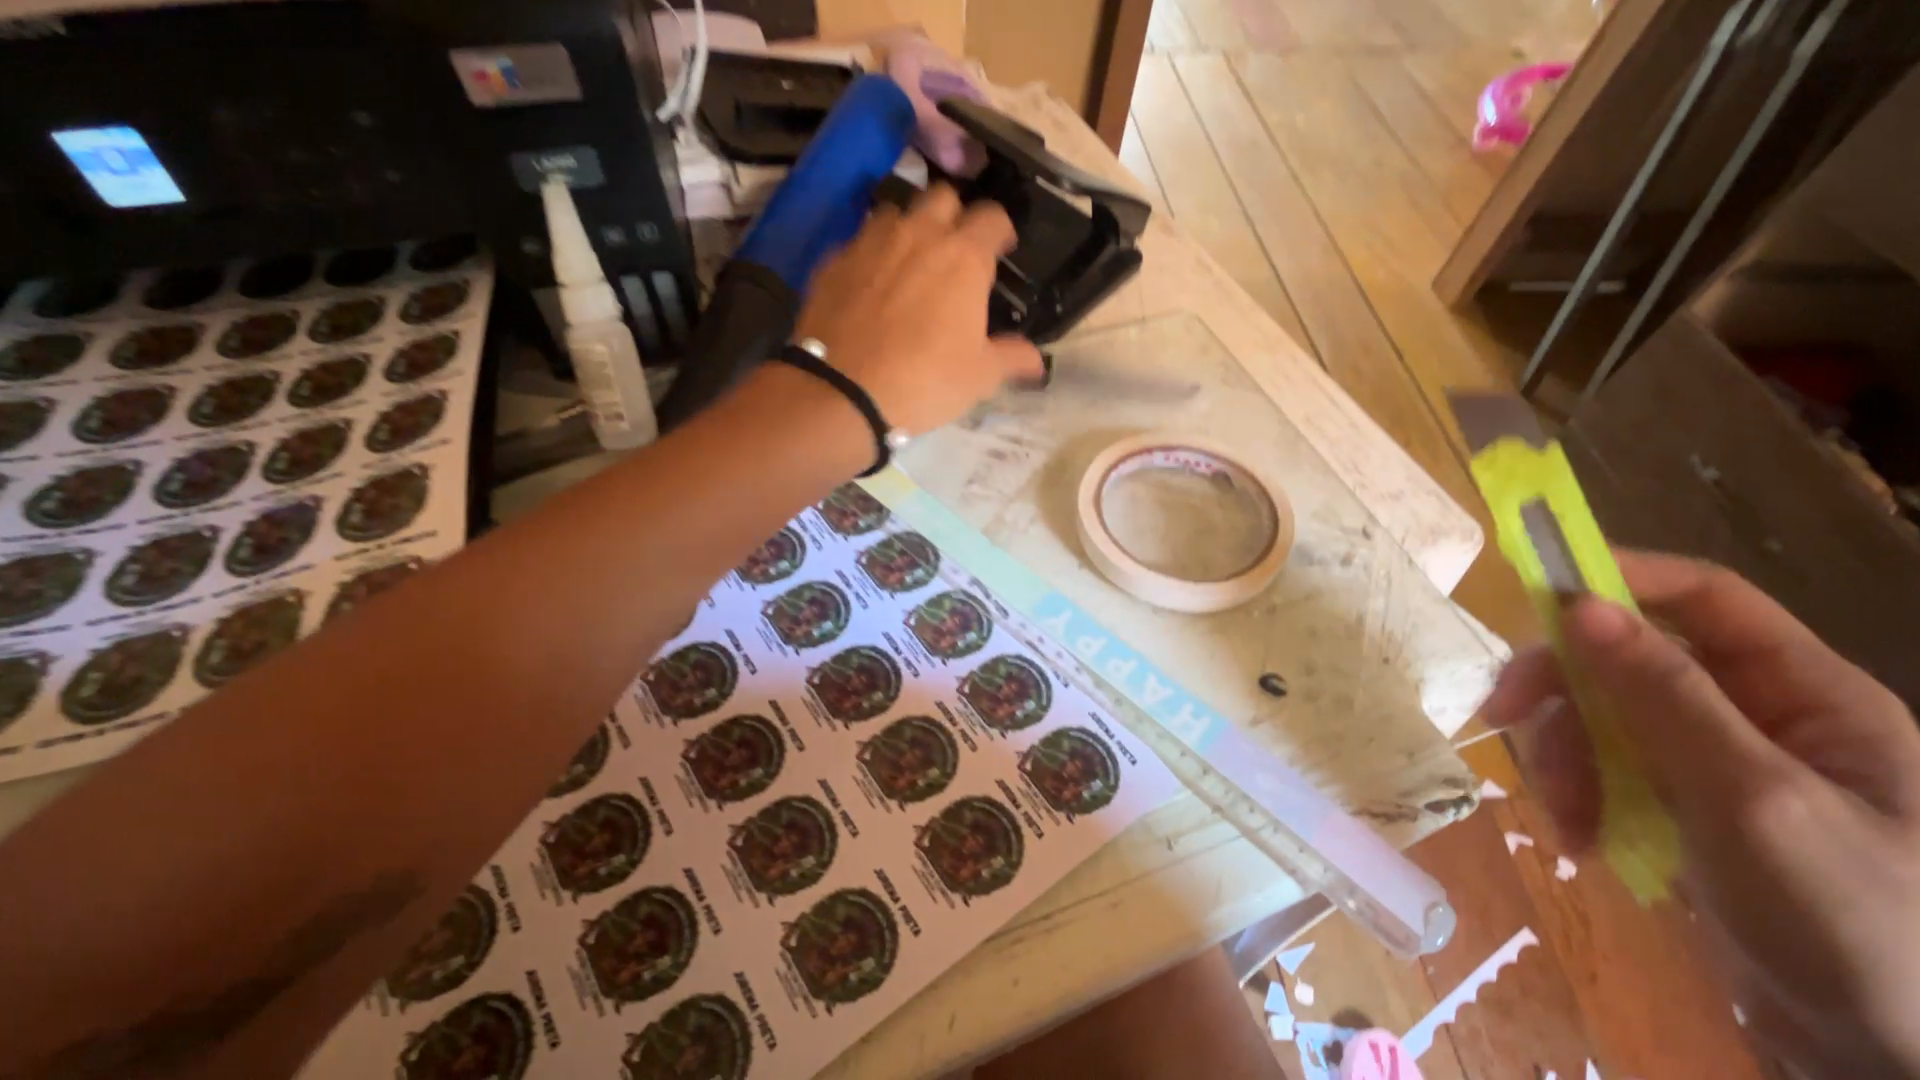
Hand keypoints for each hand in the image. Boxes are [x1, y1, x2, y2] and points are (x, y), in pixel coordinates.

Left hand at [793, 184, 1043, 435]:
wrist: (841, 392)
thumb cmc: (924, 380)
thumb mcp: (979, 376)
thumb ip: (1011, 357)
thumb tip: (1037, 361)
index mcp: (963, 256)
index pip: (993, 216)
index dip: (1001, 231)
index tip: (1001, 251)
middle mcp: (918, 234)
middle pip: (943, 197)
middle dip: (954, 216)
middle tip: (955, 250)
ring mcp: (871, 242)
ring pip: (896, 212)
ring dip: (908, 228)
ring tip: (910, 261)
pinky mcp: (833, 260)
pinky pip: (858, 242)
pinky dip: (870, 255)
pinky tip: (870, 285)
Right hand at [1483, 551, 1919, 1078]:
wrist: (1883, 1061)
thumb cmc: (1850, 919)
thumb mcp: (1752, 799)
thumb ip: (1665, 697)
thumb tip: (1580, 606)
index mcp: (1806, 693)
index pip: (1704, 598)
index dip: (1619, 578)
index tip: (1530, 590)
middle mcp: (1759, 715)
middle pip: (1631, 658)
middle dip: (1565, 688)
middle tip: (1502, 714)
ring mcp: (1718, 766)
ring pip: (1606, 718)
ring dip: (1566, 760)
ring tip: (1565, 820)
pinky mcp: (1685, 811)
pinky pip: (1609, 773)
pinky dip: (1580, 799)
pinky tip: (1580, 841)